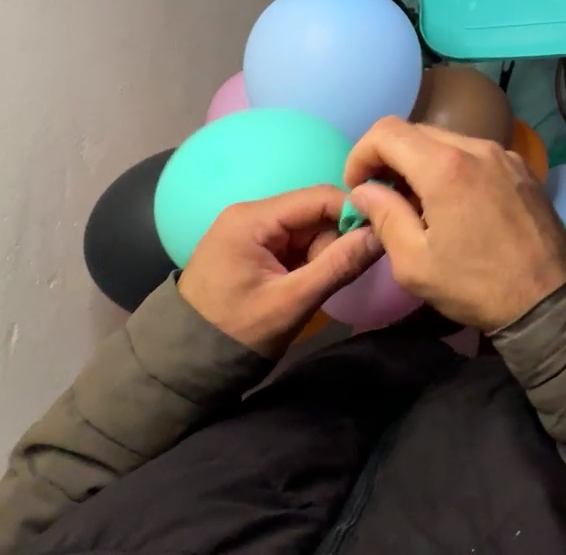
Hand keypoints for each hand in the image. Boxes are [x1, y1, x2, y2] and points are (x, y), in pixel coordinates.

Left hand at [177, 187, 382, 356]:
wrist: (182, 368)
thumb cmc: (234, 333)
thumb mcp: (291, 302)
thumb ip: (339, 265)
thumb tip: (383, 234)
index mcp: (253, 218)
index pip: (321, 197)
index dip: (354, 213)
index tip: (379, 237)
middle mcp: (252, 213)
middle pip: (317, 212)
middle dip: (335, 241)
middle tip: (333, 277)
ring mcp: (253, 230)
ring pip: (312, 228)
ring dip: (323, 254)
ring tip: (312, 287)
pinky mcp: (256, 247)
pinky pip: (299, 242)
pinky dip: (311, 261)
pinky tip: (305, 284)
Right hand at [344, 118, 565, 330]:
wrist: (551, 295)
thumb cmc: (478, 284)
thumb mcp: (415, 263)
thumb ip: (385, 217)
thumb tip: (365, 191)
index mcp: (446, 165)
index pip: (387, 131)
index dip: (361, 154)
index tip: (358, 188)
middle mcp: (478, 147)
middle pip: (418, 131)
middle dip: (391, 158)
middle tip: (384, 198)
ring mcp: (504, 154)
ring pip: (449, 140)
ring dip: (423, 163)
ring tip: (419, 205)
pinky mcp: (522, 167)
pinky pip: (476, 154)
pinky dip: (454, 168)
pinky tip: (455, 204)